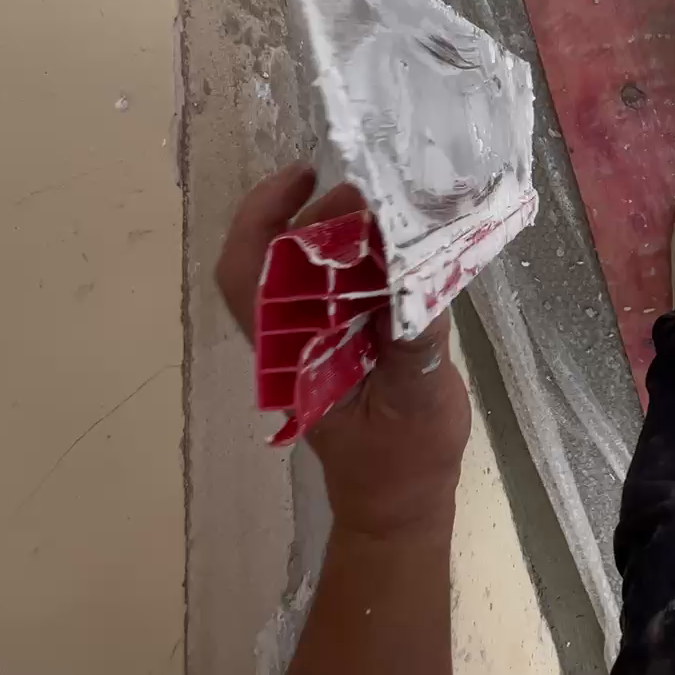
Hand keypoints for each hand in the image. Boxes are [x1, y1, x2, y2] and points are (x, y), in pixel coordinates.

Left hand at [217, 164, 472, 538]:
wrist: (402, 500)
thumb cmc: (400, 459)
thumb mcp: (413, 401)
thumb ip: (415, 344)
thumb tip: (424, 280)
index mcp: (295, 353)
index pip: (250, 275)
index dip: (263, 216)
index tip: (306, 174)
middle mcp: (301, 338)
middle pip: (290, 257)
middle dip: (326, 212)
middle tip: (380, 189)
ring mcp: (329, 338)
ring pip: (323, 268)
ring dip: (355, 231)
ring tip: (401, 207)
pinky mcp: (358, 341)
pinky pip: (359, 286)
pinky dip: (381, 256)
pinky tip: (414, 246)